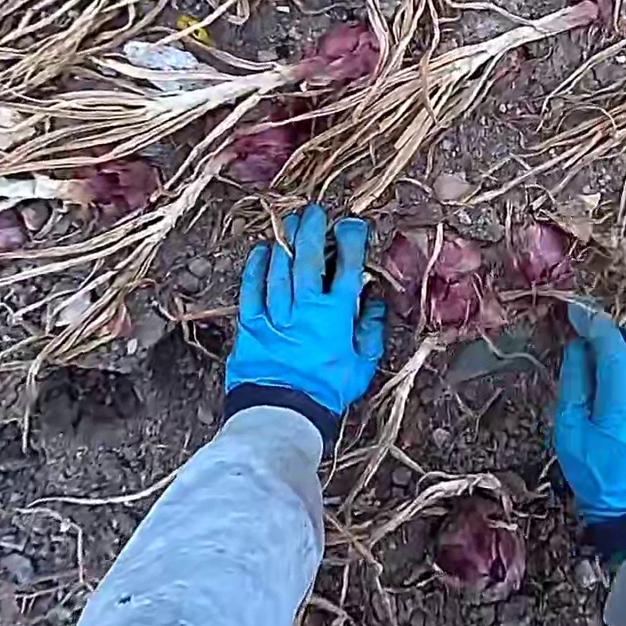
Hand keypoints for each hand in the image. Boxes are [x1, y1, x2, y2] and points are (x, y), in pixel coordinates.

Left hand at [225, 205, 386, 416]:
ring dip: (285, 243)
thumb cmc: (329, 389)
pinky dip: (256, 269)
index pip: (346, 268)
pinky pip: (251, 291)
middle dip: (312, 231)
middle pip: (307, 260)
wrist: (283, 414)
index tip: (352, 224)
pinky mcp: (251, 326)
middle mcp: (305, 309)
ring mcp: (275, 315)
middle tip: (314, 211)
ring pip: (279, 270)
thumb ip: (371, 328)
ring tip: (290, 222)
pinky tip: (261, 252)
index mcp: (336, 315)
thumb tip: (375, 300)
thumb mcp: (363, 363)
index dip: (350, 242)